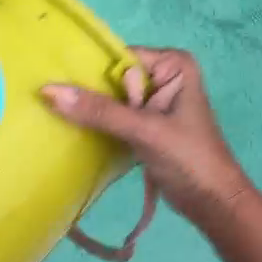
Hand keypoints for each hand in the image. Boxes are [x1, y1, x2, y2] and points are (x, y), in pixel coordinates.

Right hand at [42, 46, 256, 228]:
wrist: (213, 203)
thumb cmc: (189, 158)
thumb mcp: (143, 130)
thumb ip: (99, 111)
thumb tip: (48, 90)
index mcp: (173, 63)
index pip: (120, 58)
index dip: (92, 73)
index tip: (56, 84)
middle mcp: (164, 75)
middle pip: (114, 77)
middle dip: (90, 93)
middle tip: (54, 105)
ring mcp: (155, 101)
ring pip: (112, 98)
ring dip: (92, 110)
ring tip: (57, 116)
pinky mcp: (147, 124)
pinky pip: (115, 116)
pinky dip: (100, 124)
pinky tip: (75, 130)